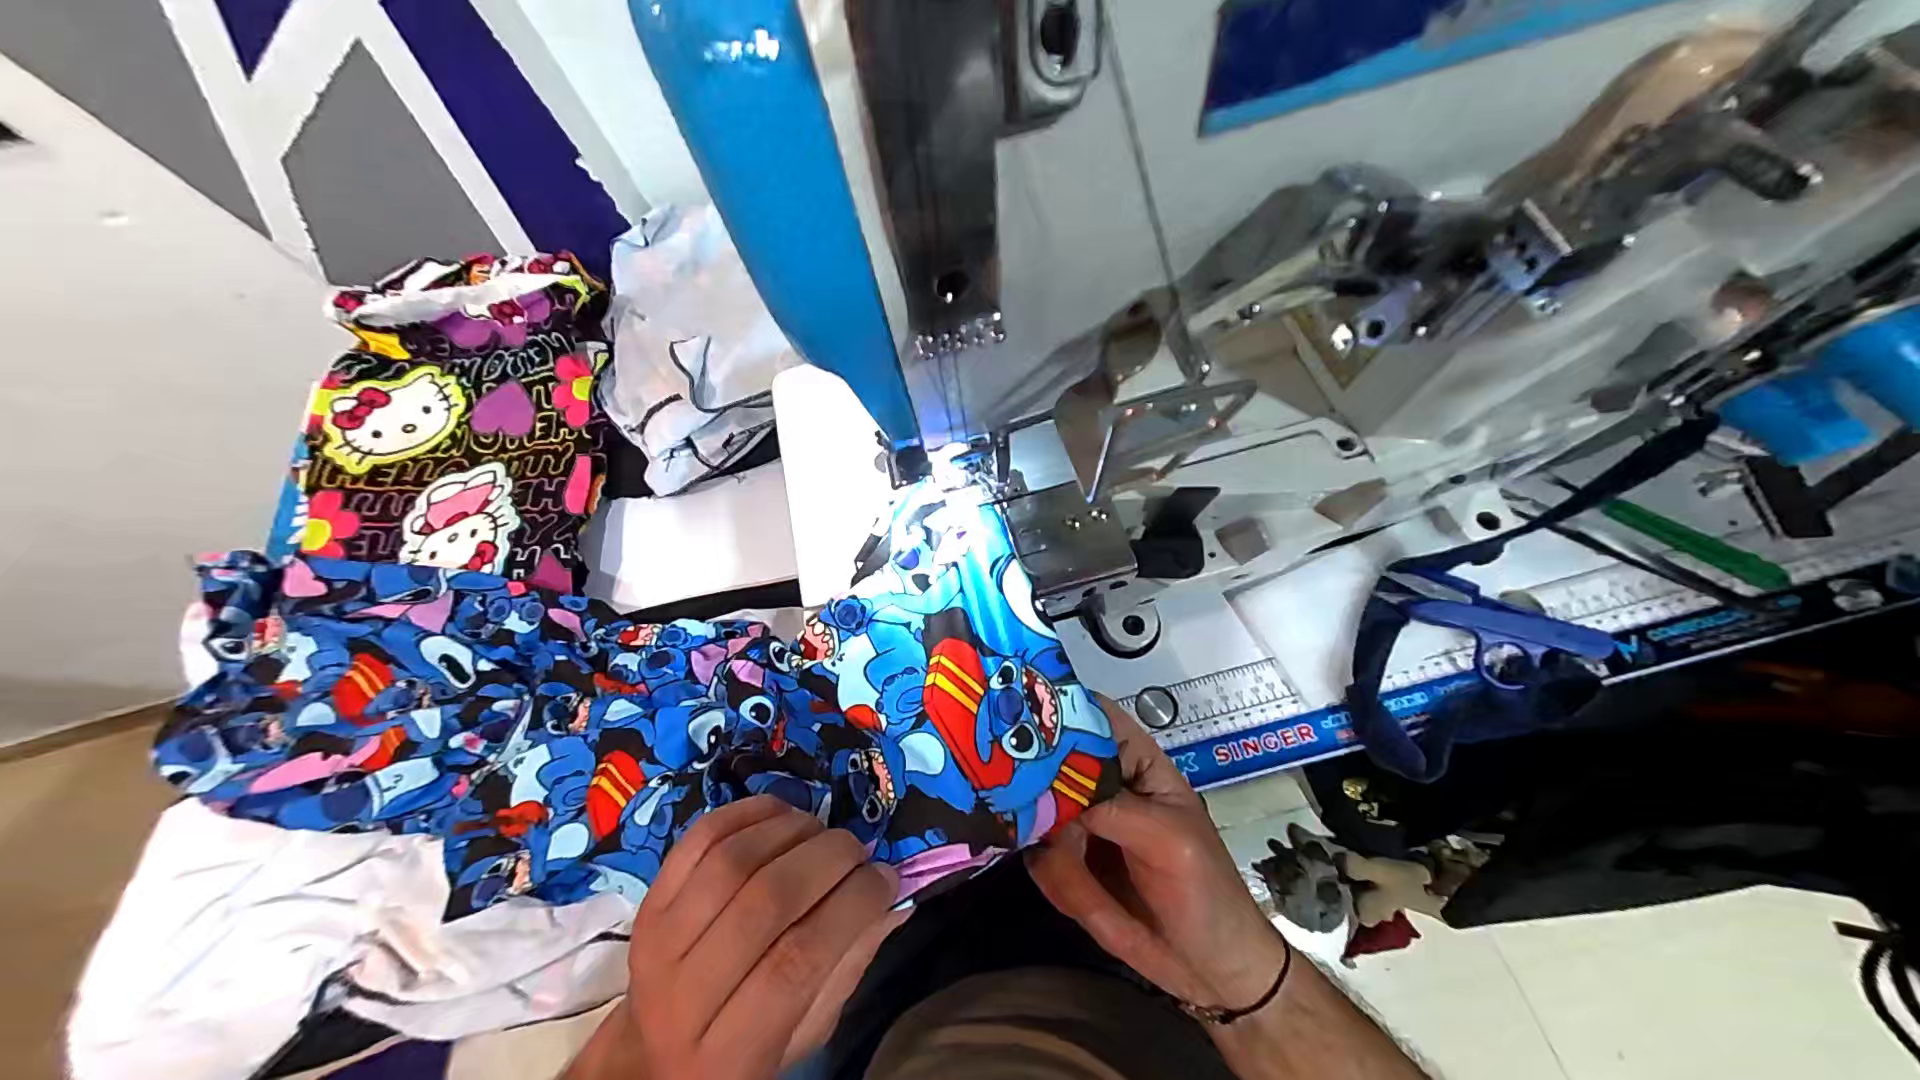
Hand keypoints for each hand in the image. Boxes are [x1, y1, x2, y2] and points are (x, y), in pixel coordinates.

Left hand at [566, 796, 905, 1079]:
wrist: (653, 1057)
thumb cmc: (744, 1050)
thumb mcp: (807, 1032)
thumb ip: (848, 966)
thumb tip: (891, 897)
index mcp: (732, 1053)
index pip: (798, 962)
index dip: (853, 906)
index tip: (886, 878)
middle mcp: (683, 998)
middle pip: (765, 902)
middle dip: (829, 859)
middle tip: (858, 851)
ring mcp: (658, 943)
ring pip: (732, 860)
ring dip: (791, 830)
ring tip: (821, 832)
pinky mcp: (649, 901)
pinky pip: (699, 838)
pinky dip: (748, 812)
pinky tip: (782, 814)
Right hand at [1025, 697, 1287, 1011]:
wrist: (1210, 968)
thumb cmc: (1205, 890)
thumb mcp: (1168, 841)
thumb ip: (1112, 808)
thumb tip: (1053, 788)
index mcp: (1132, 761)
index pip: (1091, 715)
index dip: (1058, 709)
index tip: (1023, 724)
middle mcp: (1097, 784)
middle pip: (1047, 764)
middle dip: (1042, 798)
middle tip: (1063, 833)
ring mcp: (1076, 822)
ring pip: (1035, 818)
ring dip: (1061, 857)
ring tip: (1093, 883)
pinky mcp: (1064, 860)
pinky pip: (1039, 860)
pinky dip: (1060, 884)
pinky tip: (1090, 900)